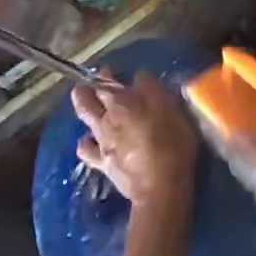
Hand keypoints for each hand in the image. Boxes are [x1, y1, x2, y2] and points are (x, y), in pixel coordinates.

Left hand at [73, 73, 197, 210]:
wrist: (160, 186)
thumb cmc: (171, 142)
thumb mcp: (171, 107)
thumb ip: (152, 89)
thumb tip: (139, 77)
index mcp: (123, 102)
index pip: (106, 80)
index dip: (107, 74)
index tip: (110, 70)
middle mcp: (106, 119)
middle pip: (85, 99)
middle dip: (85, 90)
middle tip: (90, 86)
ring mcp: (102, 142)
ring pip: (84, 120)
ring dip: (85, 111)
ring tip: (90, 108)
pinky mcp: (103, 163)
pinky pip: (87, 149)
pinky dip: (87, 142)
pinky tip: (93, 142)